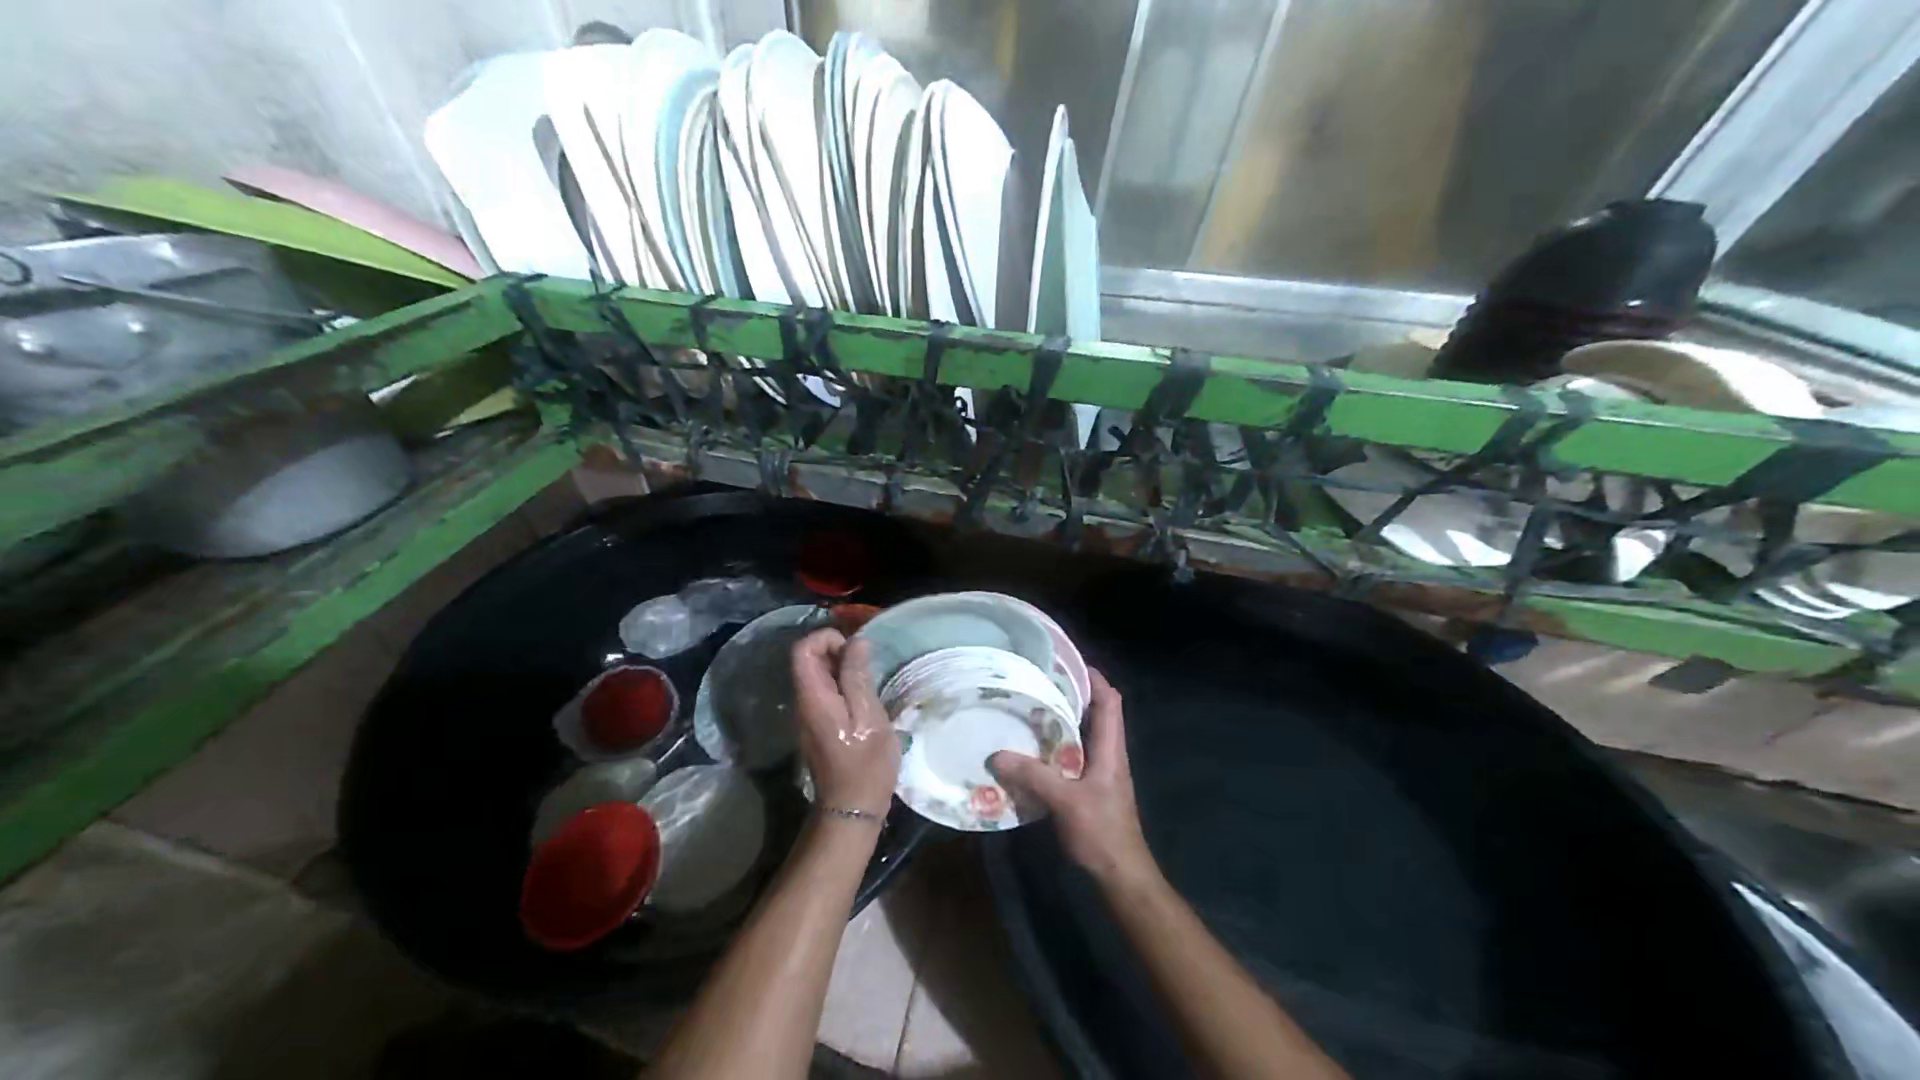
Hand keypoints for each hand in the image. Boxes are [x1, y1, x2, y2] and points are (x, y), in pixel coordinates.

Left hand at [791, 628, 898, 816]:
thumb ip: (858, 677)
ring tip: (869, 681)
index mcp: (812, 698)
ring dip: (841, 668)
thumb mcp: (869, 717)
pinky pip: (823, 692)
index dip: (826, 638)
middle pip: (807, 660)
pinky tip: (863, 699)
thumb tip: (856, 641)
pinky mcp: (816, 725)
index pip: (802, 650)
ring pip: (816, 676)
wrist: (851, 809)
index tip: (855, 649)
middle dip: (836, 651)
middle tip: (867, 665)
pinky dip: (841, 685)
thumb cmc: (865, 764)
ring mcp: (807, 716)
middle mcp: (802, 703)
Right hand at [991, 671, 1154, 884]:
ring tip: (1027, 710)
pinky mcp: (1089, 789)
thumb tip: (997, 754)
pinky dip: (1053, 747)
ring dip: (1059, 721)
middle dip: (1070, 695)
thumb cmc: (1102, 832)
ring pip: (1081, 735)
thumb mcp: (1066, 801)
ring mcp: (1100, 773)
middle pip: (1095, 713)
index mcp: (1111, 749)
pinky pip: (1070, 757)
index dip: (1093, 678)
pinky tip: (1029, 751)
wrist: (1121, 874)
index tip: (1066, 663)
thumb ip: (1034, 776)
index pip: (1110, 701)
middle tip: (1036, 684)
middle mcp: (1108, 755)